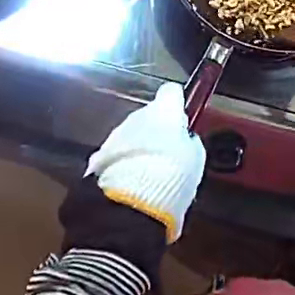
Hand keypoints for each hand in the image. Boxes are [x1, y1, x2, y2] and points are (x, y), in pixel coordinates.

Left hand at [86, 82, 205, 240]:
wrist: (132, 202)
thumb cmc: (172, 175)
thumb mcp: (195, 159)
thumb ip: (189, 142)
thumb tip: (185, 138)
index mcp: (164, 111)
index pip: (172, 92)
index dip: (177, 105)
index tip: (181, 120)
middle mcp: (137, 115)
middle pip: (150, 115)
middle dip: (157, 130)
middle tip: (168, 155)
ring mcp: (117, 133)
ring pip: (132, 133)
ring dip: (139, 147)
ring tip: (149, 174)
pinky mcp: (100, 153)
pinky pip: (116, 152)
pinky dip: (123, 162)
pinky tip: (130, 182)